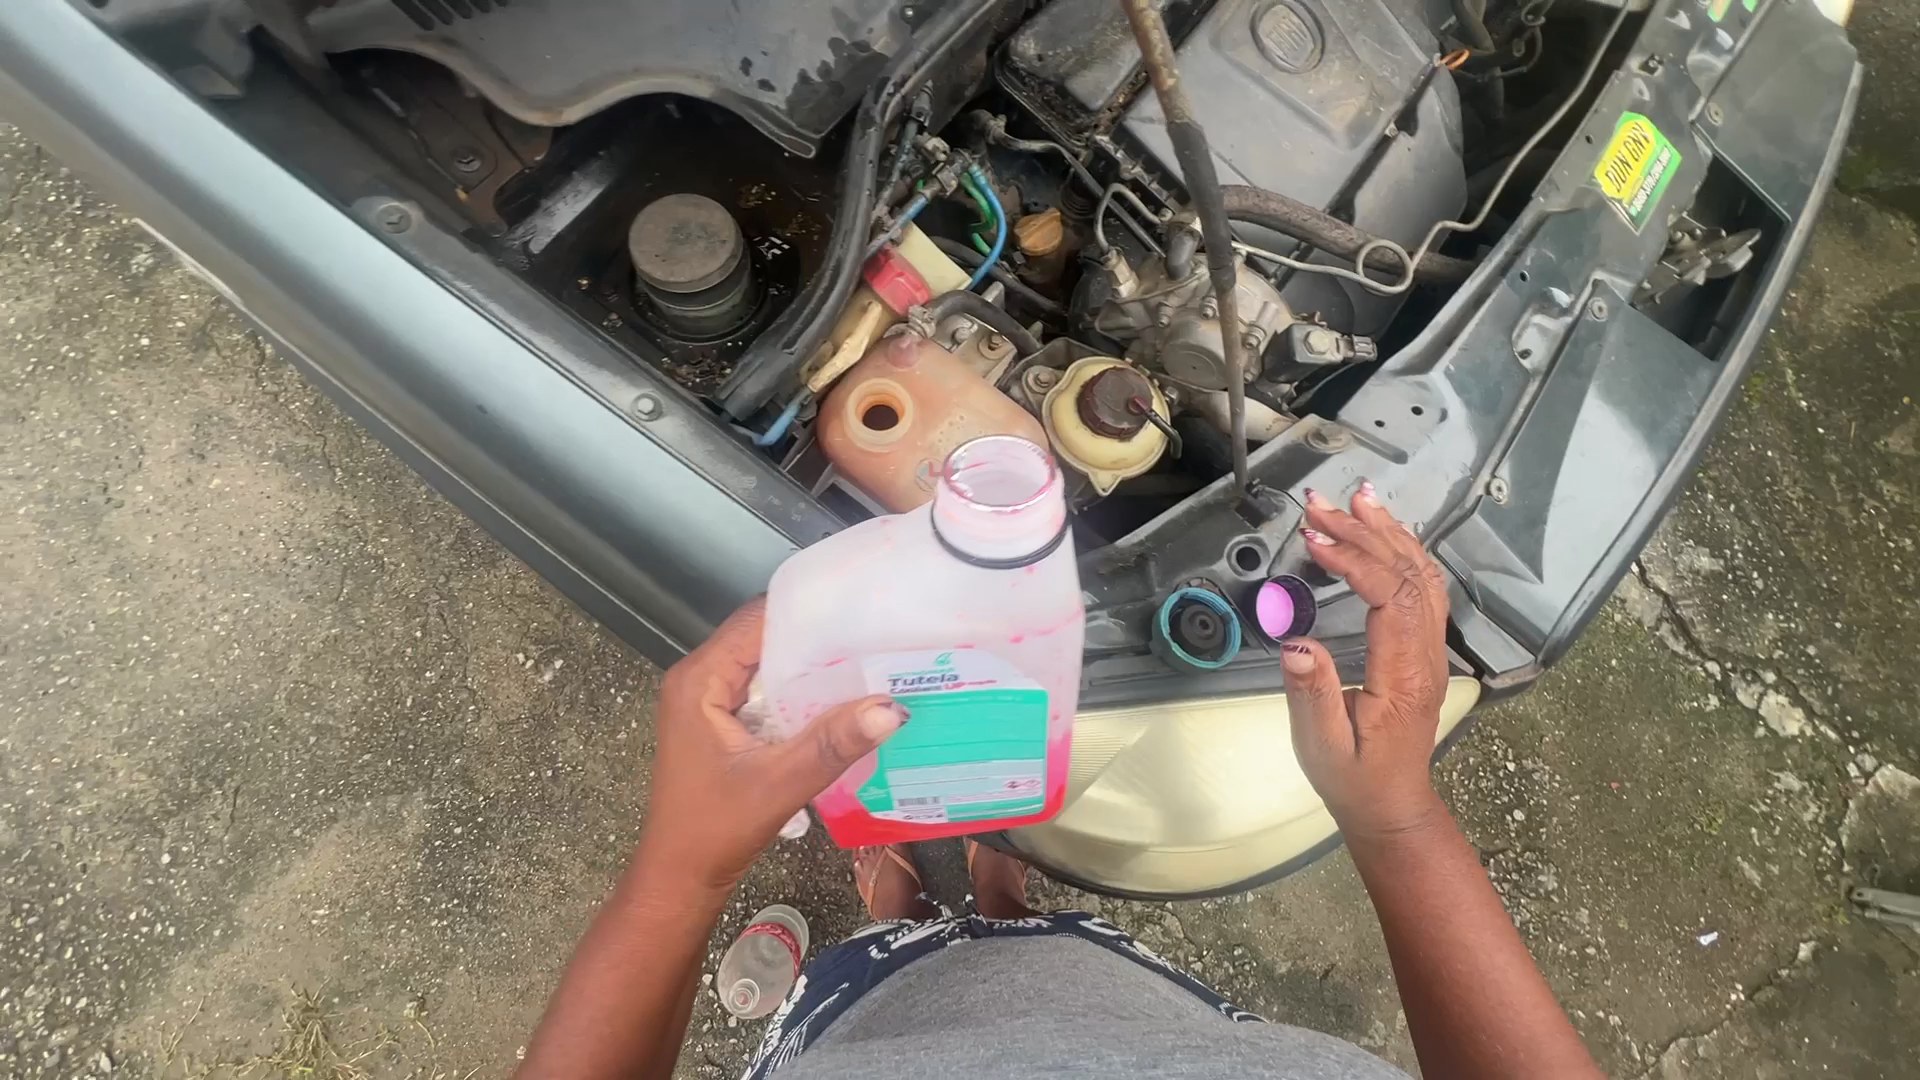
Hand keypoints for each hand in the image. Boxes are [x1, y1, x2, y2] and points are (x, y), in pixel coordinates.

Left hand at [640, 598, 905, 890]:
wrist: (679, 879)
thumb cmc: (713, 832)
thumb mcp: (778, 786)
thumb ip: (832, 744)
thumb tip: (891, 708)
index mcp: (700, 679)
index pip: (758, 620)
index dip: (808, 609)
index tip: (859, 608)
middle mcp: (701, 676)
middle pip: (765, 634)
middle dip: (817, 633)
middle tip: (873, 632)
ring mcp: (711, 697)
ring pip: (769, 659)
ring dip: (812, 660)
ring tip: (866, 656)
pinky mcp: (723, 717)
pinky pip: (768, 685)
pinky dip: (802, 686)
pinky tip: (841, 694)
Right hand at [1282, 483, 1451, 842]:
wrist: (1393, 805)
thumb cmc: (1354, 778)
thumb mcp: (1323, 746)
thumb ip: (1311, 694)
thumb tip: (1295, 643)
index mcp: (1402, 674)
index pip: (1389, 597)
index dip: (1354, 561)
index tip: (1313, 540)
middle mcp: (1425, 654)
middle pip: (1408, 575)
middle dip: (1363, 532)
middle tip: (1321, 504)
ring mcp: (1429, 649)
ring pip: (1422, 576)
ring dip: (1388, 533)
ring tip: (1357, 499)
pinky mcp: (1422, 648)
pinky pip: (1422, 588)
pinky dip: (1402, 552)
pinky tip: (1384, 534)